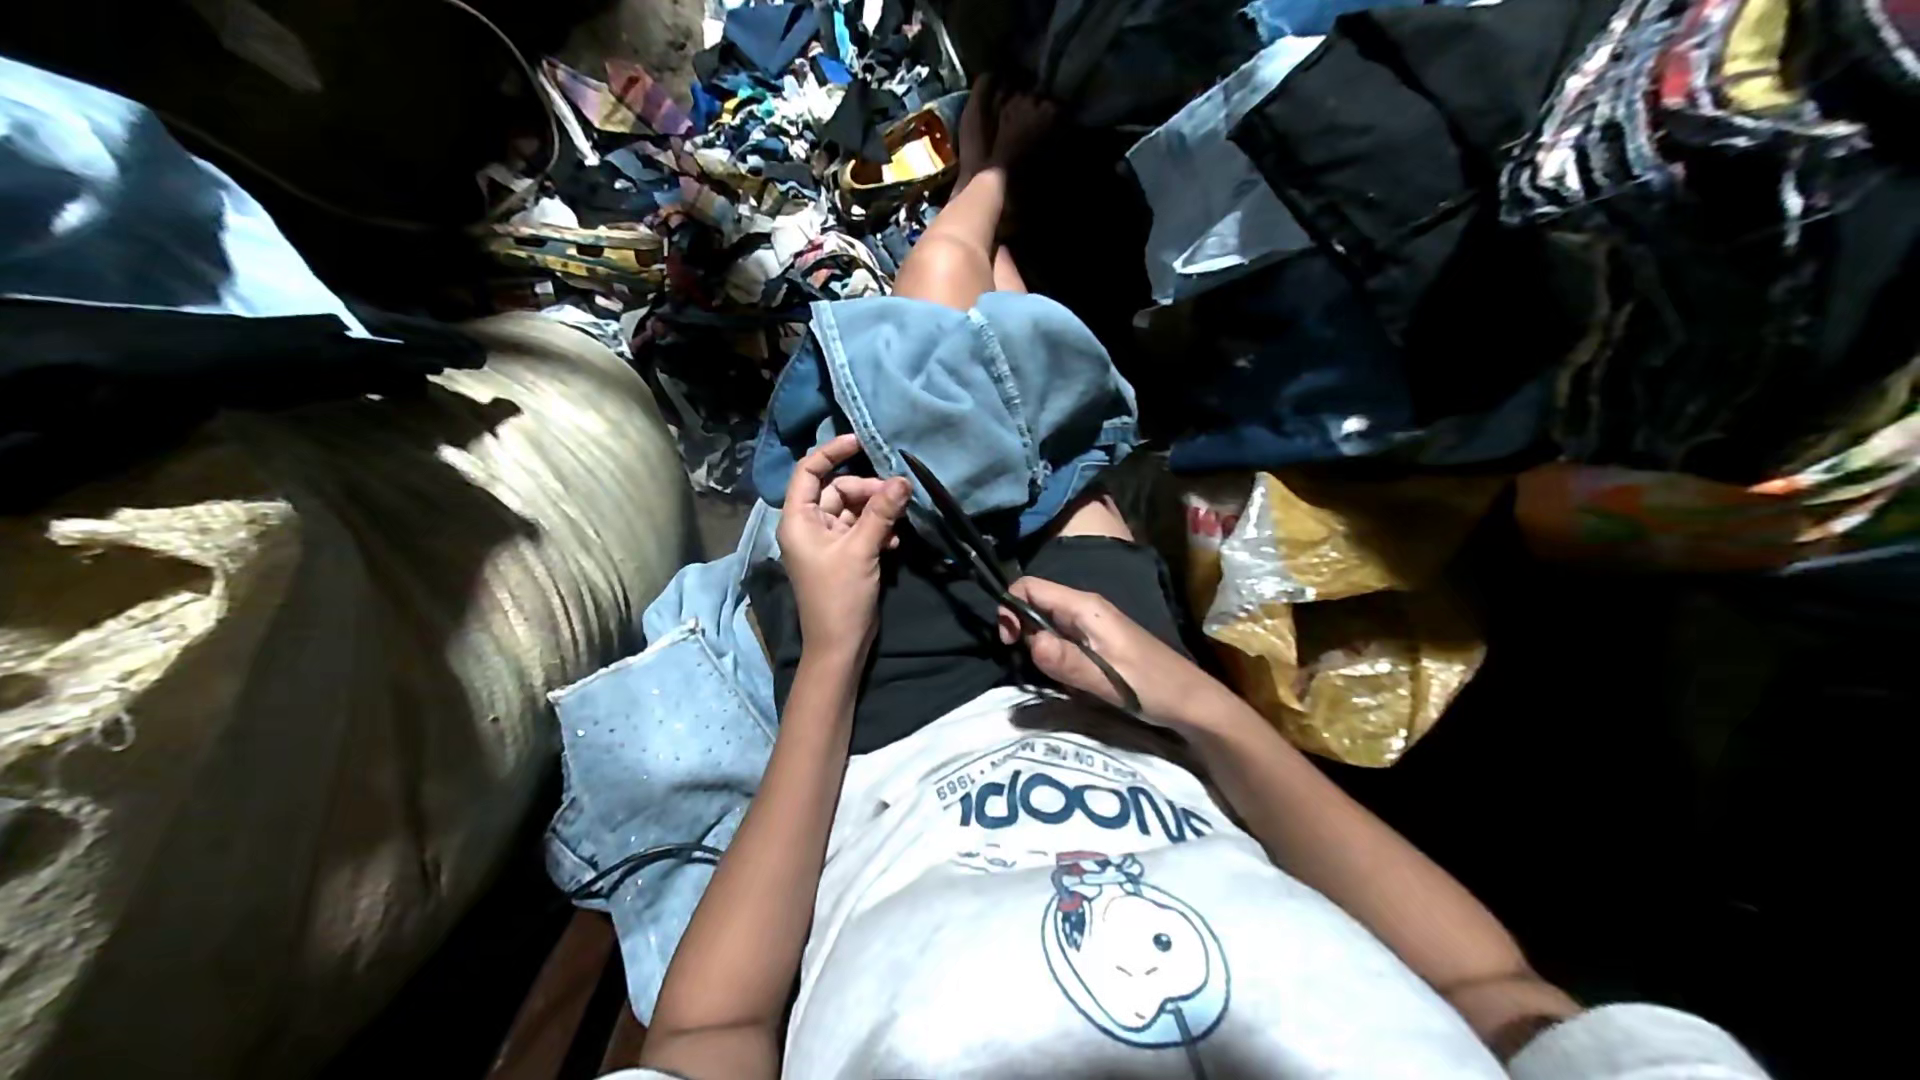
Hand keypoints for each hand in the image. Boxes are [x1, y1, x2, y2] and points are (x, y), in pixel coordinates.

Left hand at [776, 434, 910, 662]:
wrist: (840, 644)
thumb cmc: (839, 596)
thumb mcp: (861, 550)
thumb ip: (881, 512)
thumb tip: (903, 479)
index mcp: (798, 520)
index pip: (809, 471)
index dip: (832, 453)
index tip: (860, 442)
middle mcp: (809, 525)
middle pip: (838, 490)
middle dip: (868, 491)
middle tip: (896, 497)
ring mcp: (826, 541)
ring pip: (854, 510)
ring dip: (877, 512)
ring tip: (898, 522)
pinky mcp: (843, 554)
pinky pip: (861, 529)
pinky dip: (878, 530)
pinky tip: (895, 540)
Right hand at [996, 577, 1232, 728]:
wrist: (1190, 702)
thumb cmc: (1151, 687)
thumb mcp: (1107, 679)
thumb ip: (1067, 660)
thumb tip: (1029, 641)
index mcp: (1085, 607)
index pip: (1030, 586)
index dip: (1009, 608)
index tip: (1008, 642)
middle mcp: (1084, 609)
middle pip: (1034, 603)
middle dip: (1020, 629)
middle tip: (1027, 664)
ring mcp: (1090, 625)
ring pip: (1044, 622)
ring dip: (1036, 645)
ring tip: (1046, 674)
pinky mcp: (1094, 641)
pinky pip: (1059, 638)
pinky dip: (1051, 654)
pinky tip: (1062, 677)